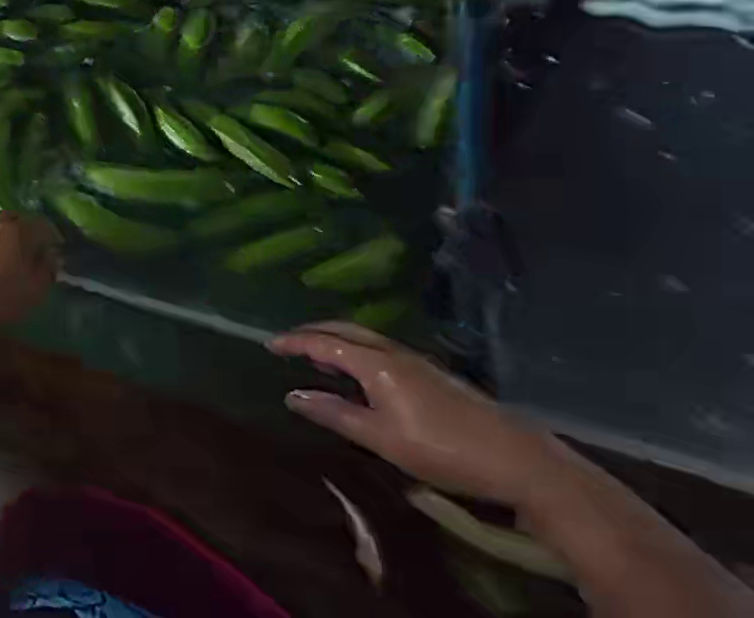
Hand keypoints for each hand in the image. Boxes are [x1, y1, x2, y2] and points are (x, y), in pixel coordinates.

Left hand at [0, 213, 60, 325]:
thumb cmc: (6, 296)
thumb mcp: (38, 287)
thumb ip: (47, 267)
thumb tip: (49, 255)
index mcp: (18, 230)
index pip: (40, 224)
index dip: (50, 234)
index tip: (55, 247)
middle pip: (15, 219)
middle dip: (26, 229)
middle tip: (33, 245)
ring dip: (6, 231)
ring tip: (12, 248)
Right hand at [268, 322, 566, 506]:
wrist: (527, 466)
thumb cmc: (444, 450)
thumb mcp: (381, 438)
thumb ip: (334, 414)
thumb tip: (291, 395)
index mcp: (376, 364)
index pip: (323, 342)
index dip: (293, 342)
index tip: (269, 344)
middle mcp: (395, 354)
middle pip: (345, 330)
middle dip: (313, 331)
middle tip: (290, 341)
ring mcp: (420, 364)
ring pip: (367, 338)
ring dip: (338, 340)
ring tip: (320, 356)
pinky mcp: (436, 377)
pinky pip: (383, 350)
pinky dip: (359, 350)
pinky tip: (362, 372)